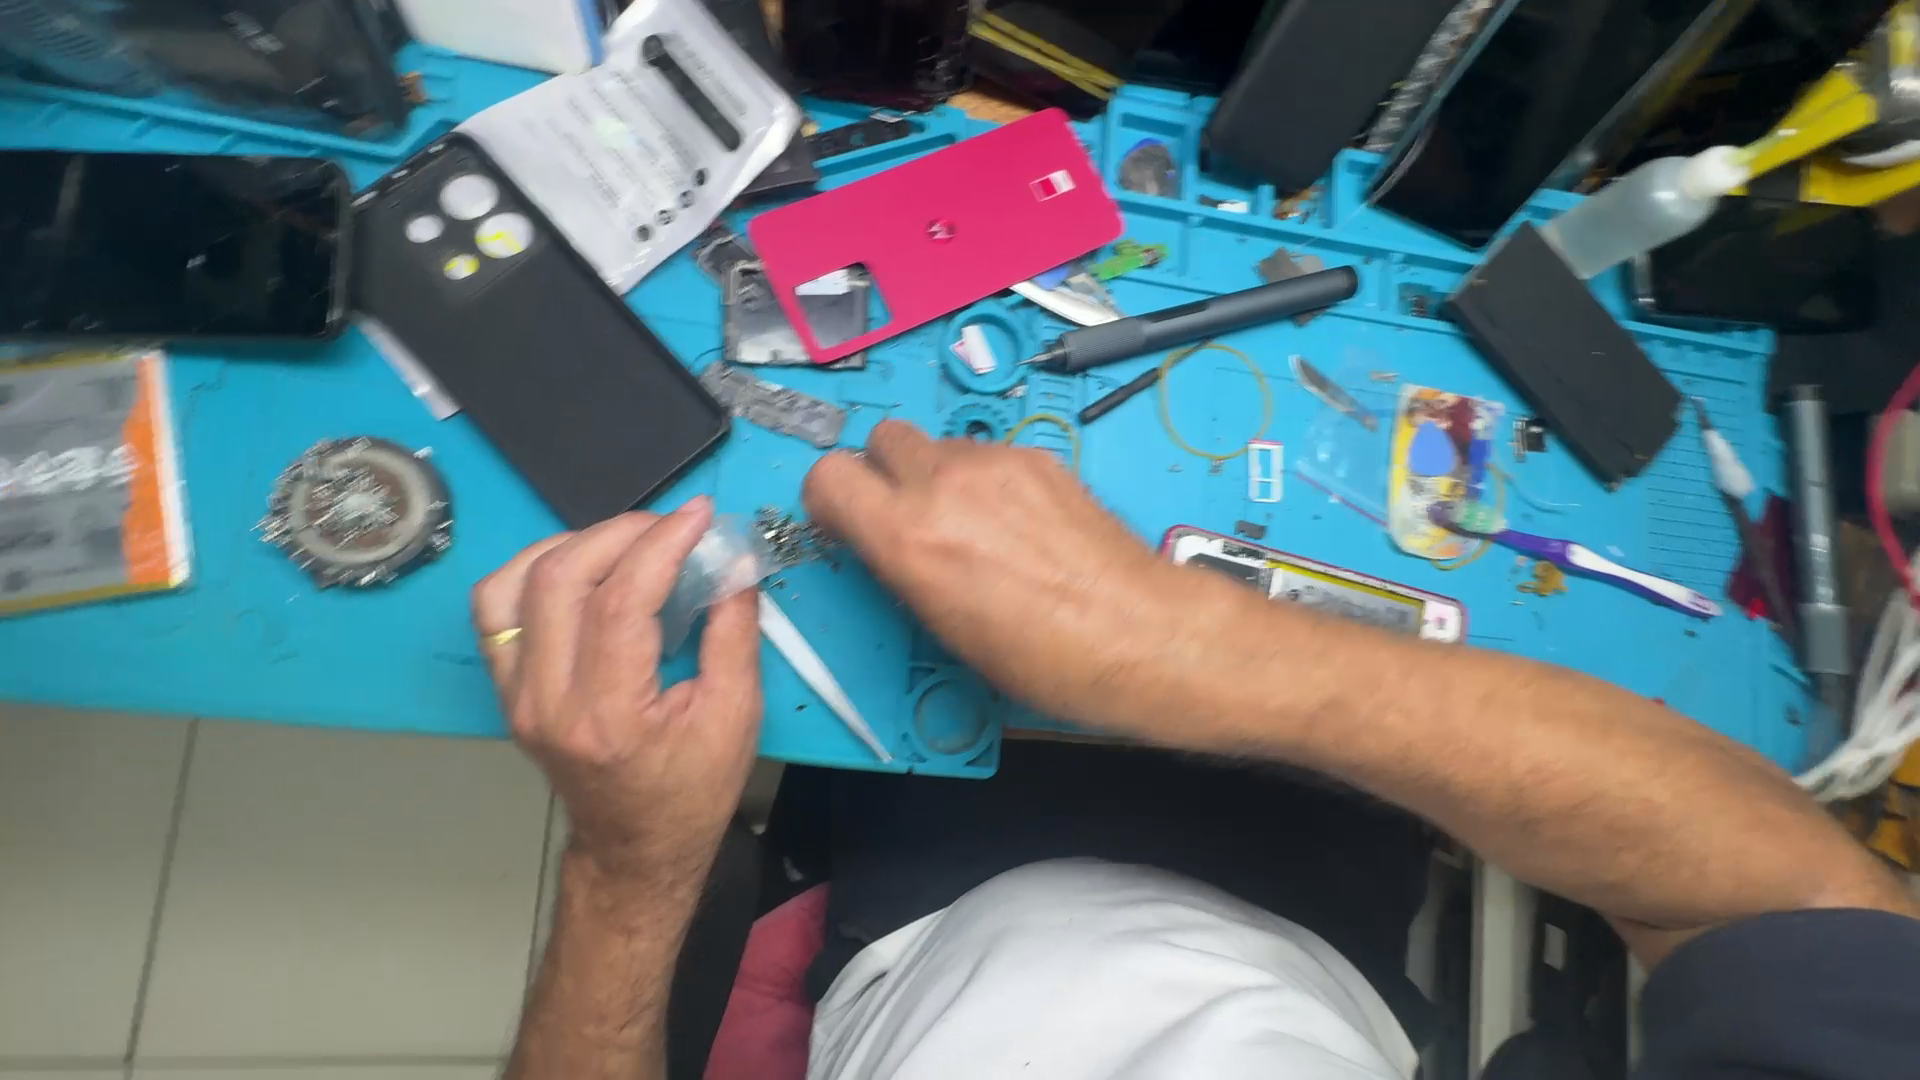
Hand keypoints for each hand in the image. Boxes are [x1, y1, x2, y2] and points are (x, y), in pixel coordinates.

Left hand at [471, 498, 760, 893]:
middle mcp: (546, 700)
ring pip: (512, 584)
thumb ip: (734, 632)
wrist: (637, 848)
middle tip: (671, 524)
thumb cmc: (695, 788)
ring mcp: (516, 695)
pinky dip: (534, 569)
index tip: (700, 515)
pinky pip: (496, 608)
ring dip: (573, 544)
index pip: (618, 600)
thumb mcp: (738, 714)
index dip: (661, 544)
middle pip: (559, 579)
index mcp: (608, 714)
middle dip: (621, 532)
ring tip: (628, 540)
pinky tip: (580, 565)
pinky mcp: (508, 690)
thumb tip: (733, 563)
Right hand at [803, 419, 1228, 734]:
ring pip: (938, 444)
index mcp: (909, 536)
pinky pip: (987, 452)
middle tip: (907, 513)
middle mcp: (946, 485)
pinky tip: (1016, 520)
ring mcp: (996, 463)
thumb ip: (901, 565)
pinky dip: (984, 477)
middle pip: (881, 438)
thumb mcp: (944, 627)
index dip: (831, 498)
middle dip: (883, 473)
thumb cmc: (1044, 657)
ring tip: (971, 522)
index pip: (827, 475)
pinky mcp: (1038, 458)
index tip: (847, 519)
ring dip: (936, 474)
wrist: (1137, 632)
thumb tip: (886, 541)